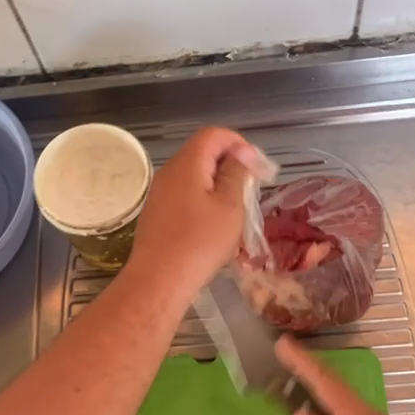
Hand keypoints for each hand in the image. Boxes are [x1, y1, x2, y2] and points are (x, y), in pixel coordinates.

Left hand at [122, 127, 263, 294]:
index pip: (214, 134)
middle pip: (202, 151)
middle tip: (251, 185)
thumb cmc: (200, 242)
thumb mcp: (229, 206)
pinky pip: (183, 192)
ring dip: (217, 181)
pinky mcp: (157, 212)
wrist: (159, 280)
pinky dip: (202, 197)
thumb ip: (236, 174)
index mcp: (187, 164)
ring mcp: (159, 192)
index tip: (257, 167)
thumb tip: (241, 154)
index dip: (239, 143)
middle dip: (229, 162)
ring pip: (193, 174)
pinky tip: (213, 221)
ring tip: (236, 204)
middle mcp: (169, 172)